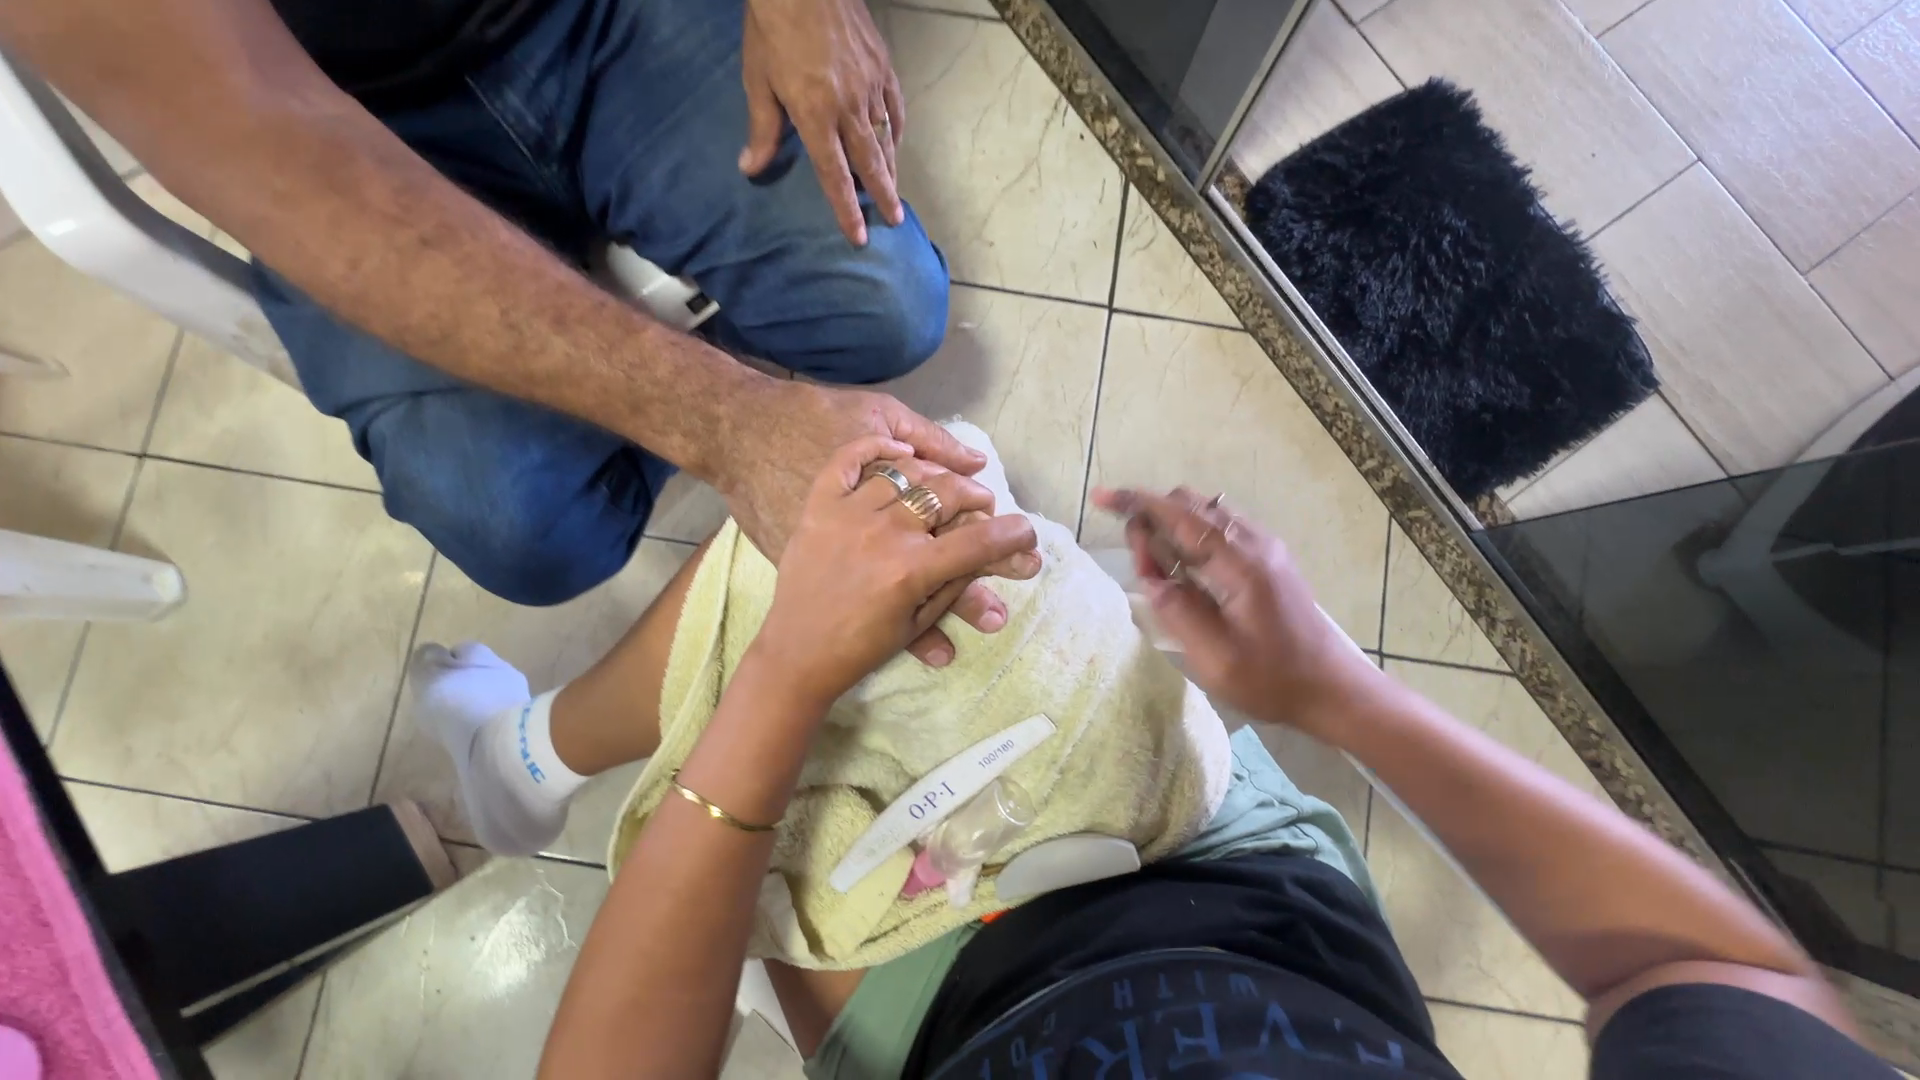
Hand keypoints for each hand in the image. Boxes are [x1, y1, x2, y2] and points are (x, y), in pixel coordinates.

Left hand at [719, 379, 1040, 665]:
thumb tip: (990, 555)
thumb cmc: (862, 647)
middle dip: (977, 496)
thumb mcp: (917, 624)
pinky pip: (851, 459)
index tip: (1025, 531)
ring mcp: (849, 514)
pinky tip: (901, 454)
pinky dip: (878, 448)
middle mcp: (885, 534)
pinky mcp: (818, 504)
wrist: (795, 652)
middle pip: (948, 494)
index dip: (1013, 533)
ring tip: (945, 483)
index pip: (979, 540)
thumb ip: (955, 584)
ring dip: (935, 473)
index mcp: (912, 571)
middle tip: (984, 503)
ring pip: (907, 473)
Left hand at [741, 0, 904, 245]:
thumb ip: (763, 129)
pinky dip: (896, 131)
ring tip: (896, 192)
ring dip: (892, 169)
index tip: (859, 236)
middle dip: (883, 196)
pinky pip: (895, 108)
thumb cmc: (772, 28)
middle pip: (870, 164)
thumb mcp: (758, 79)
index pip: (834, 175)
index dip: (846, 209)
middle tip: (895, 220)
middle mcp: (848, 109)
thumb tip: (751, 168)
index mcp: (815, 116)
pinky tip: (896, 143)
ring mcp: (870, 87)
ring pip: (886, 140)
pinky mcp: (883, 67)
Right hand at [1091, 487, 1381, 733]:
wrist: (1332, 689)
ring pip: (1206, 513)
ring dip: (1171, 527)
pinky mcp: (1268, 559)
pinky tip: (1184, 570)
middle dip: (1152, 517)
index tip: (1101, 498)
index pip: (1180, 517)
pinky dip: (1191, 536)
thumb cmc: (1273, 680)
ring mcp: (1265, 548)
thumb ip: (1177, 612)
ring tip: (1157, 569)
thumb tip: (1151, 577)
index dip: (1137, 504)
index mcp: (1241, 565)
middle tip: (1140, 564)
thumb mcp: (1216, 658)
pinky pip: (1220, 529)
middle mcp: (1254, 543)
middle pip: (1192, 504)